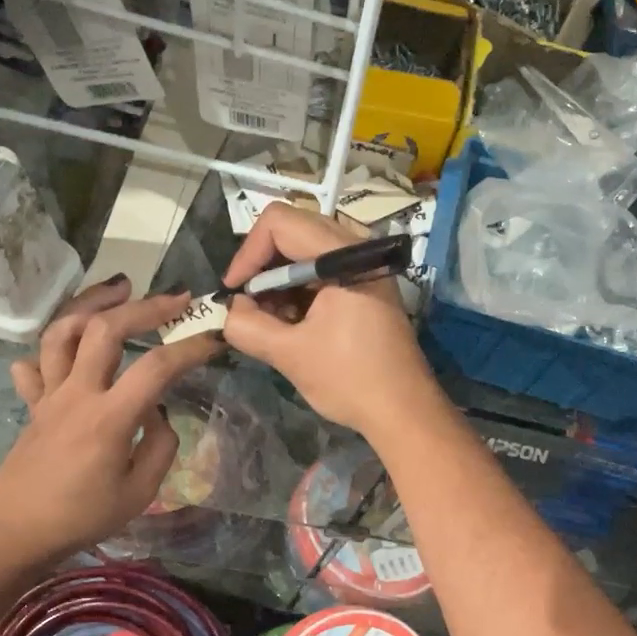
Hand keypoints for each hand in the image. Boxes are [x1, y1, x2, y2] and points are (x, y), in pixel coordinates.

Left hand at [0, 278, 219, 563]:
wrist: (16, 529)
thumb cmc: (82, 517)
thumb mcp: (139, 492)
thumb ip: (160, 447)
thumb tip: (159, 413)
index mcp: (109, 418)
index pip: (156, 368)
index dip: (190, 348)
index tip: (214, 338)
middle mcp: (77, 394)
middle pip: (106, 329)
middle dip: (144, 307)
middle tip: (176, 300)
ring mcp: (50, 395)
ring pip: (64, 332)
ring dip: (92, 304)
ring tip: (119, 291)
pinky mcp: (34, 404)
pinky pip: (37, 363)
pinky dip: (53, 347)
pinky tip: (69, 343)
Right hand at [220, 205, 445, 438]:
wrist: (405, 412)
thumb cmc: (351, 380)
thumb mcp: (291, 355)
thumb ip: (249, 327)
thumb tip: (230, 311)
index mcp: (343, 256)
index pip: (279, 223)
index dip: (248, 254)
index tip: (233, 293)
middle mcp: (357, 251)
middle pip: (293, 233)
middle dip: (262, 269)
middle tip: (247, 306)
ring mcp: (365, 270)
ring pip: (306, 256)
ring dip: (280, 284)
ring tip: (268, 323)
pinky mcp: (367, 291)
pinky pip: (324, 275)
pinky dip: (300, 294)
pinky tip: (291, 326)